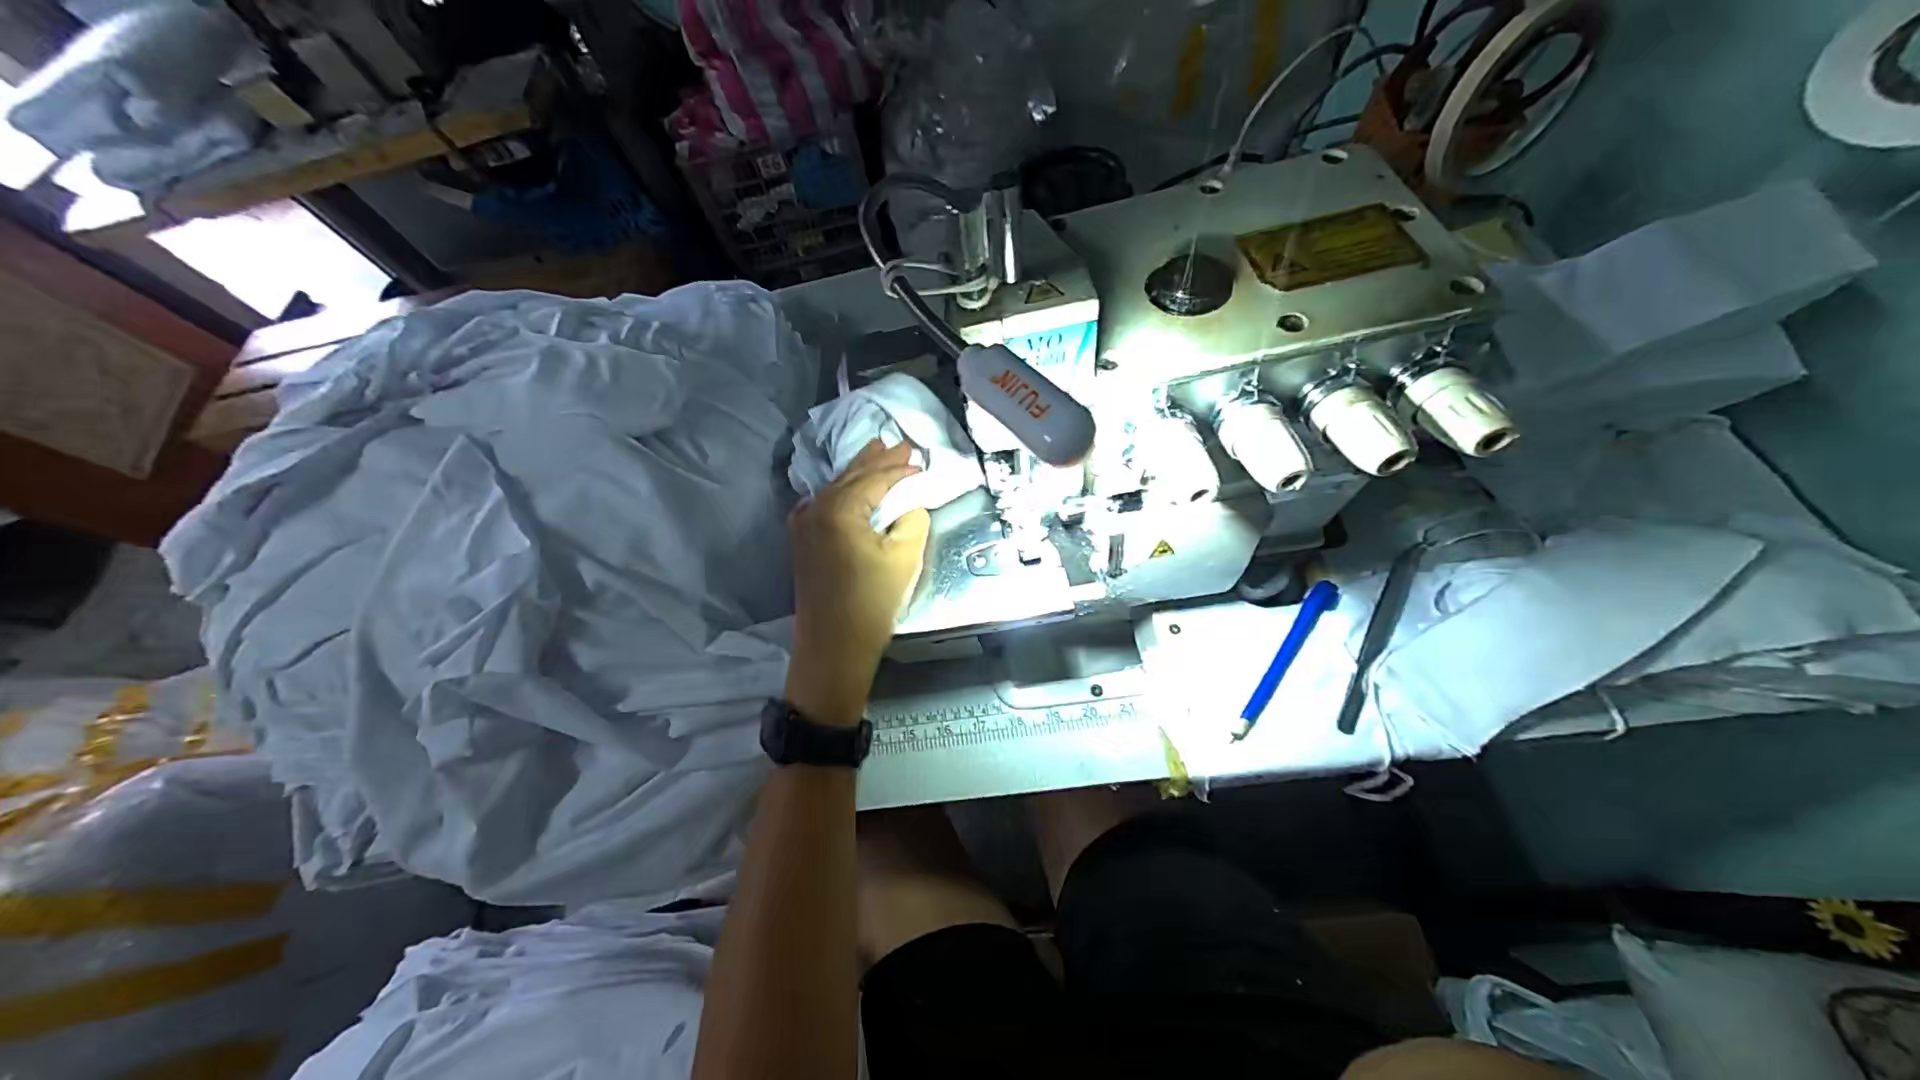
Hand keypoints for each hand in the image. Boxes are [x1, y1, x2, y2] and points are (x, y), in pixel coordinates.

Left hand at [785, 439, 930, 725]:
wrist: (833, 648)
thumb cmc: (871, 603)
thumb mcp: (904, 557)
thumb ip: (912, 520)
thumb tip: (909, 505)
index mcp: (838, 508)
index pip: (875, 478)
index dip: (900, 467)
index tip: (920, 456)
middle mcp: (814, 509)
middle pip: (850, 476)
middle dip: (876, 459)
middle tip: (898, 443)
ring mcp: (803, 526)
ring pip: (836, 489)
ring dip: (859, 473)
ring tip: (877, 452)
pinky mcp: (802, 543)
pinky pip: (825, 505)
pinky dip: (844, 492)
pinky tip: (852, 488)